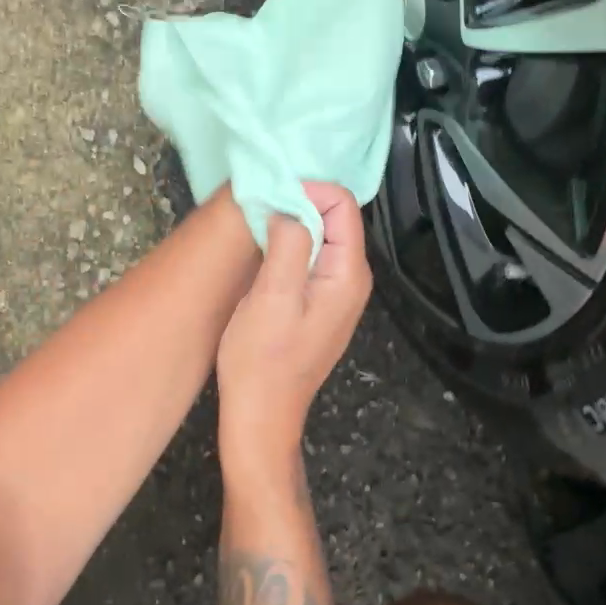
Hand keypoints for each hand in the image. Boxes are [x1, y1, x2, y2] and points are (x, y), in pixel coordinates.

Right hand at [215, 182, 372, 466]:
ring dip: (289, 223)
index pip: (342, 204)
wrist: (261, 416)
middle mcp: (351, 279)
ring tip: (254, 222)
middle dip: (297, 201)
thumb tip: (288, 203)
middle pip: (333, 217)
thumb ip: (289, 244)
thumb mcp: (272, 297)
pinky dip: (287, 245)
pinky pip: (309, 258)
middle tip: (256, 204)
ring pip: (319, 236)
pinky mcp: (316, 304)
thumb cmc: (262, 361)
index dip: (306, 189)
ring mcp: (335, 293)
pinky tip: (261, 250)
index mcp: (348, 274)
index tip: (267, 194)